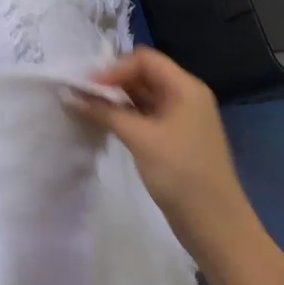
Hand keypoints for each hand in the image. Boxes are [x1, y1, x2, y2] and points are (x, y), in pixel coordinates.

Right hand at [67, 47, 252, 249]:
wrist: (215, 224)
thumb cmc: (181, 173)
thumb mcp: (140, 138)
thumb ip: (104, 112)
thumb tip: (68, 94)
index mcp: (185, 88)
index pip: (144, 60)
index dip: (114, 68)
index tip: (86, 86)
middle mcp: (184, 97)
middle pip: (143, 75)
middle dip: (111, 82)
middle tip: (79, 94)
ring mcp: (179, 119)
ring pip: (141, 97)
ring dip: (114, 99)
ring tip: (84, 107)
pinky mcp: (172, 140)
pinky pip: (144, 116)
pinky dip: (123, 116)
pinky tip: (102, 124)